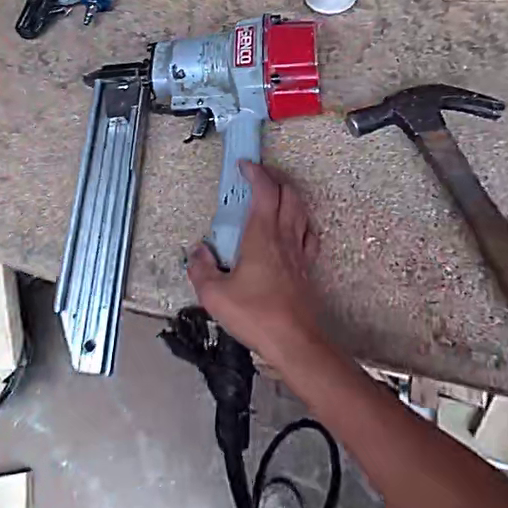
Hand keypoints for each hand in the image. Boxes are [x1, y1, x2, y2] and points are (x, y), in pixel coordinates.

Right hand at [186, 160, 327, 371]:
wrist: (294, 341)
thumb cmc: (258, 316)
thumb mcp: (214, 295)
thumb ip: (201, 269)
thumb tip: (197, 252)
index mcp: (262, 235)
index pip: (264, 191)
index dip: (256, 173)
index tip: (245, 166)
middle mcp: (284, 237)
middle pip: (288, 193)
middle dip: (274, 178)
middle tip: (259, 176)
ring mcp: (299, 252)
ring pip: (301, 210)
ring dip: (290, 195)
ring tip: (277, 194)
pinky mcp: (306, 268)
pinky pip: (309, 234)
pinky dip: (302, 221)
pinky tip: (296, 228)